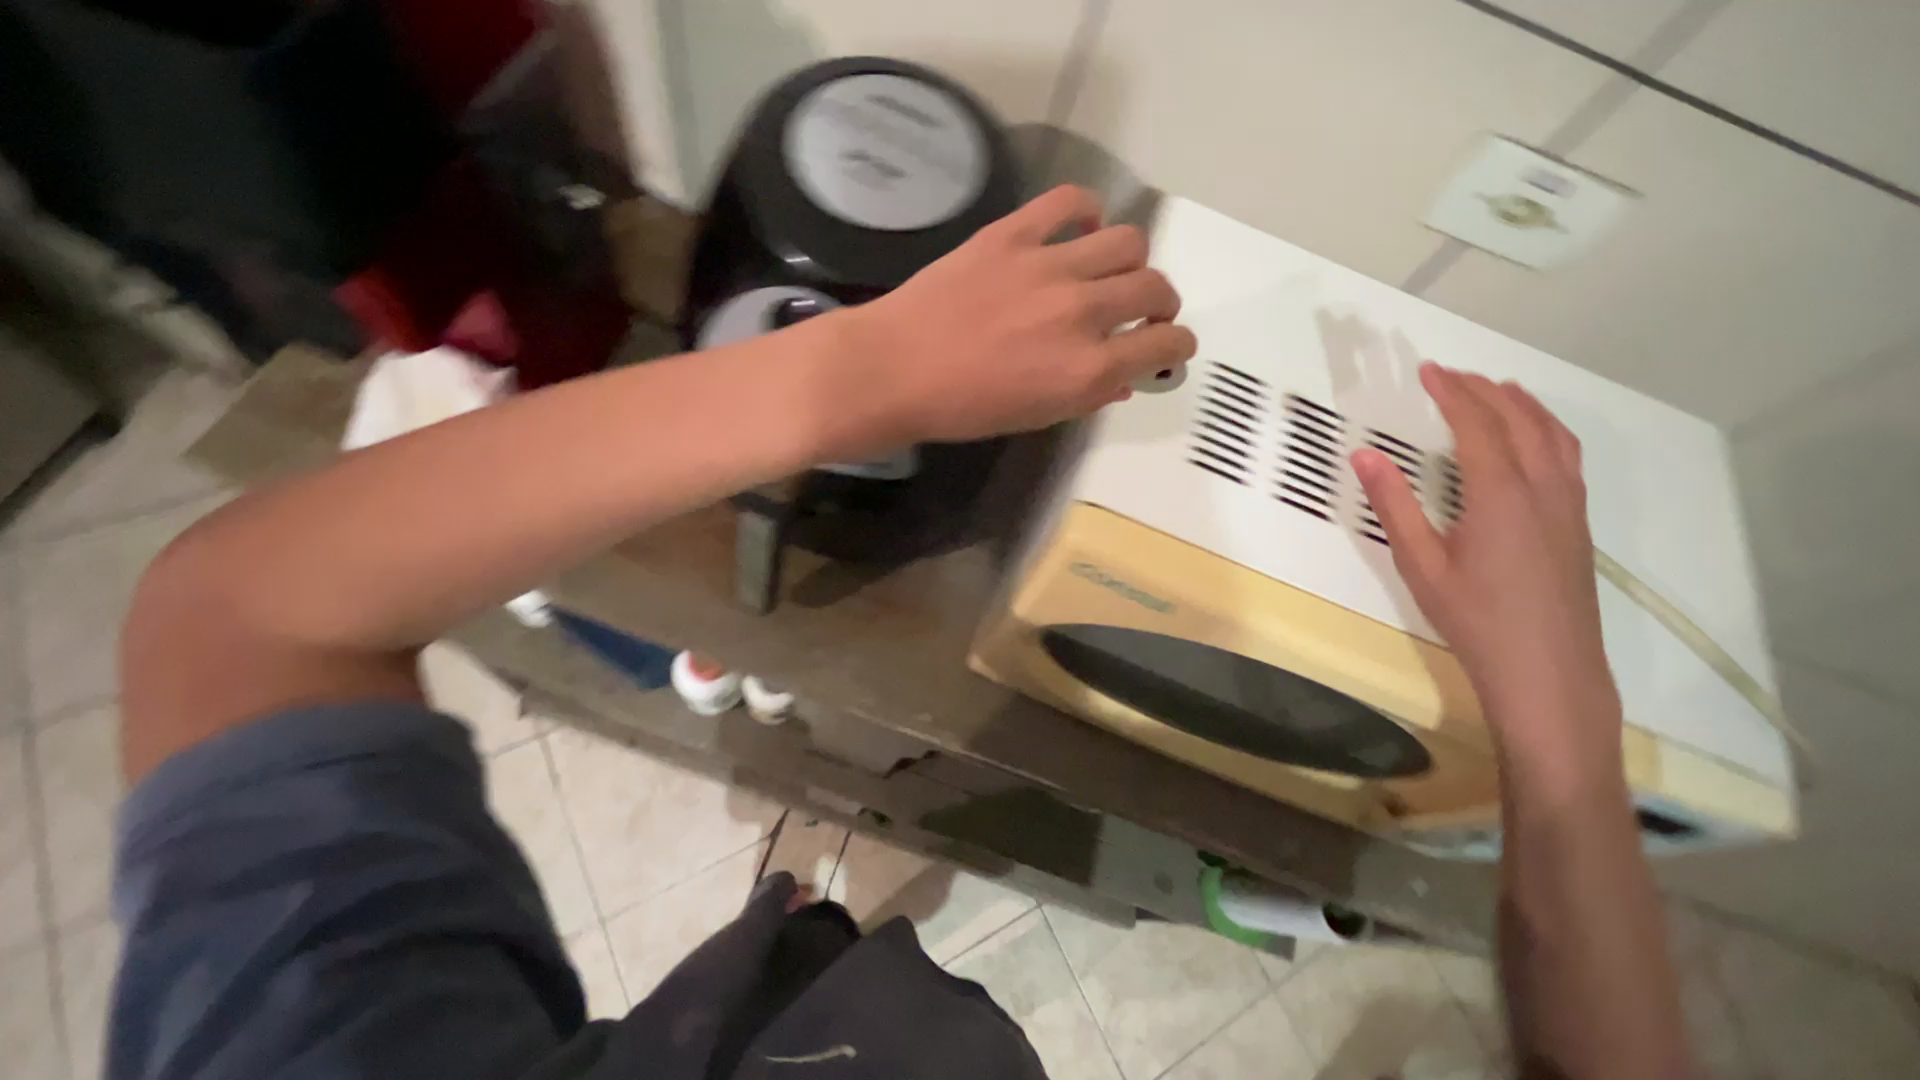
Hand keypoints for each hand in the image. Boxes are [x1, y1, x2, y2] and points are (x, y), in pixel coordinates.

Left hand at [828, 185, 1196, 449]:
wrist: (893, 371)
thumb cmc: (962, 408)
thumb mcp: (1035, 417)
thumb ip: (1087, 394)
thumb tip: (1121, 377)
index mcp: (1088, 370)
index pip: (1165, 345)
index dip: (1176, 345)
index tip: (1169, 344)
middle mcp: (1082, 313)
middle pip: (1155, 287)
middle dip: (1162, 302)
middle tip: (1145, 309)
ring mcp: (1049, 267)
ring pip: (1127, 241)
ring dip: (1132, 260)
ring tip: (1113, 270)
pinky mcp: (1014, 234)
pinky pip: (1071, 201)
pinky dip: (1087, 210)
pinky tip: (1080, 228)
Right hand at [1352, 364, 1621, 770]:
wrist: (1548, 671)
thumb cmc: (1475, 620)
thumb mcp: (1421, 565)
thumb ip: (1394, 505)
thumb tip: (1363, 455)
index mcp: (1500, 493)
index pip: (1476, 424)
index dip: (1451, 393)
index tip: (1427, 370)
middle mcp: (1542, 487)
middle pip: (1517, 419)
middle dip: (1483, 390)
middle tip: (1451, 374)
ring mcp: (1568, 504)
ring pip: (1552, 434)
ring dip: (1521, 404)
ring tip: (1495, 389)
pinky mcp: (1578, 523)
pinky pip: (1566, 456)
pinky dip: (1546, 429)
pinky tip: (1532, 439)